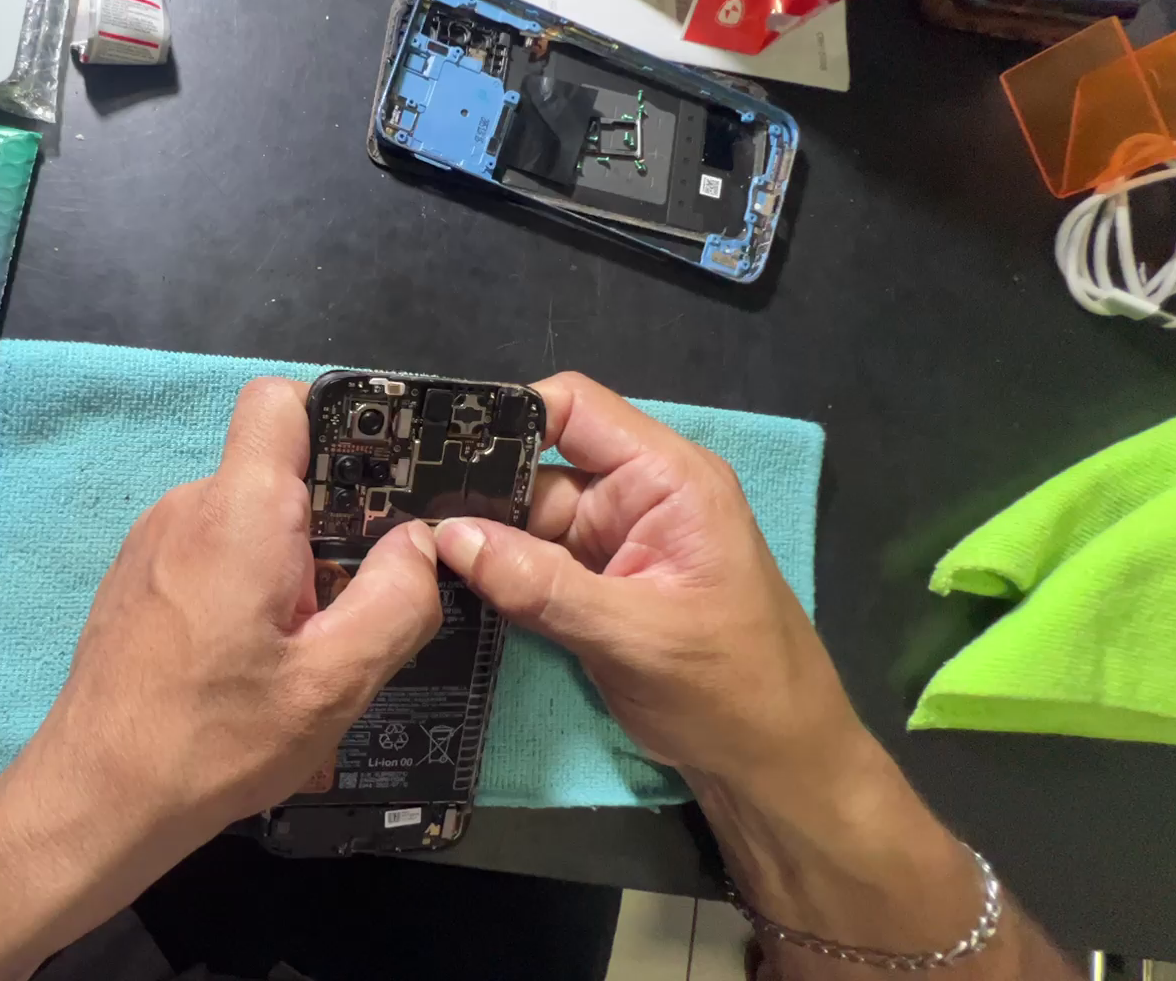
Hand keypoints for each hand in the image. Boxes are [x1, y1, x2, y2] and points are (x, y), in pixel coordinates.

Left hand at [37, 376, 443, 837]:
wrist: (95, 792)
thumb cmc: (213, 738)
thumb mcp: (332, 683)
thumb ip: (395, 601)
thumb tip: (419, 541)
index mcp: (239, 512)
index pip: (278, 401)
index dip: (331, 424)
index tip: (368, 486)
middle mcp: (188, 505)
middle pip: (272, 470)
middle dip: (322, 521)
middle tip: (342, 600)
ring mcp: (154, 535)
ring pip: (244, 513)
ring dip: (282, 559)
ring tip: (291, 640)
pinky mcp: (139, 569)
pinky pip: (209, 544)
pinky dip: (241, 577)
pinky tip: (241, 651)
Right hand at [431, 372, 860, 789]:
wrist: (771, 767)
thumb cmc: (735, 694)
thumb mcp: (636, 638)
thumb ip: (540, 585)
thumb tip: (447, 536)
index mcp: (664, 479)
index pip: (573, 409)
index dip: (505, 417)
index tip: (435, 446)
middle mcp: (629, 495)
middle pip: (531, 467)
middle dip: (472, 489)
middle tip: (404, 512)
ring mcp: (604, 539)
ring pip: (518, 516)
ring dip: (472, 536)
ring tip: (411, 548)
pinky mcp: (585, 578)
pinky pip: (521, 557)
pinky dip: (486, 568)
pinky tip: (441, 575)